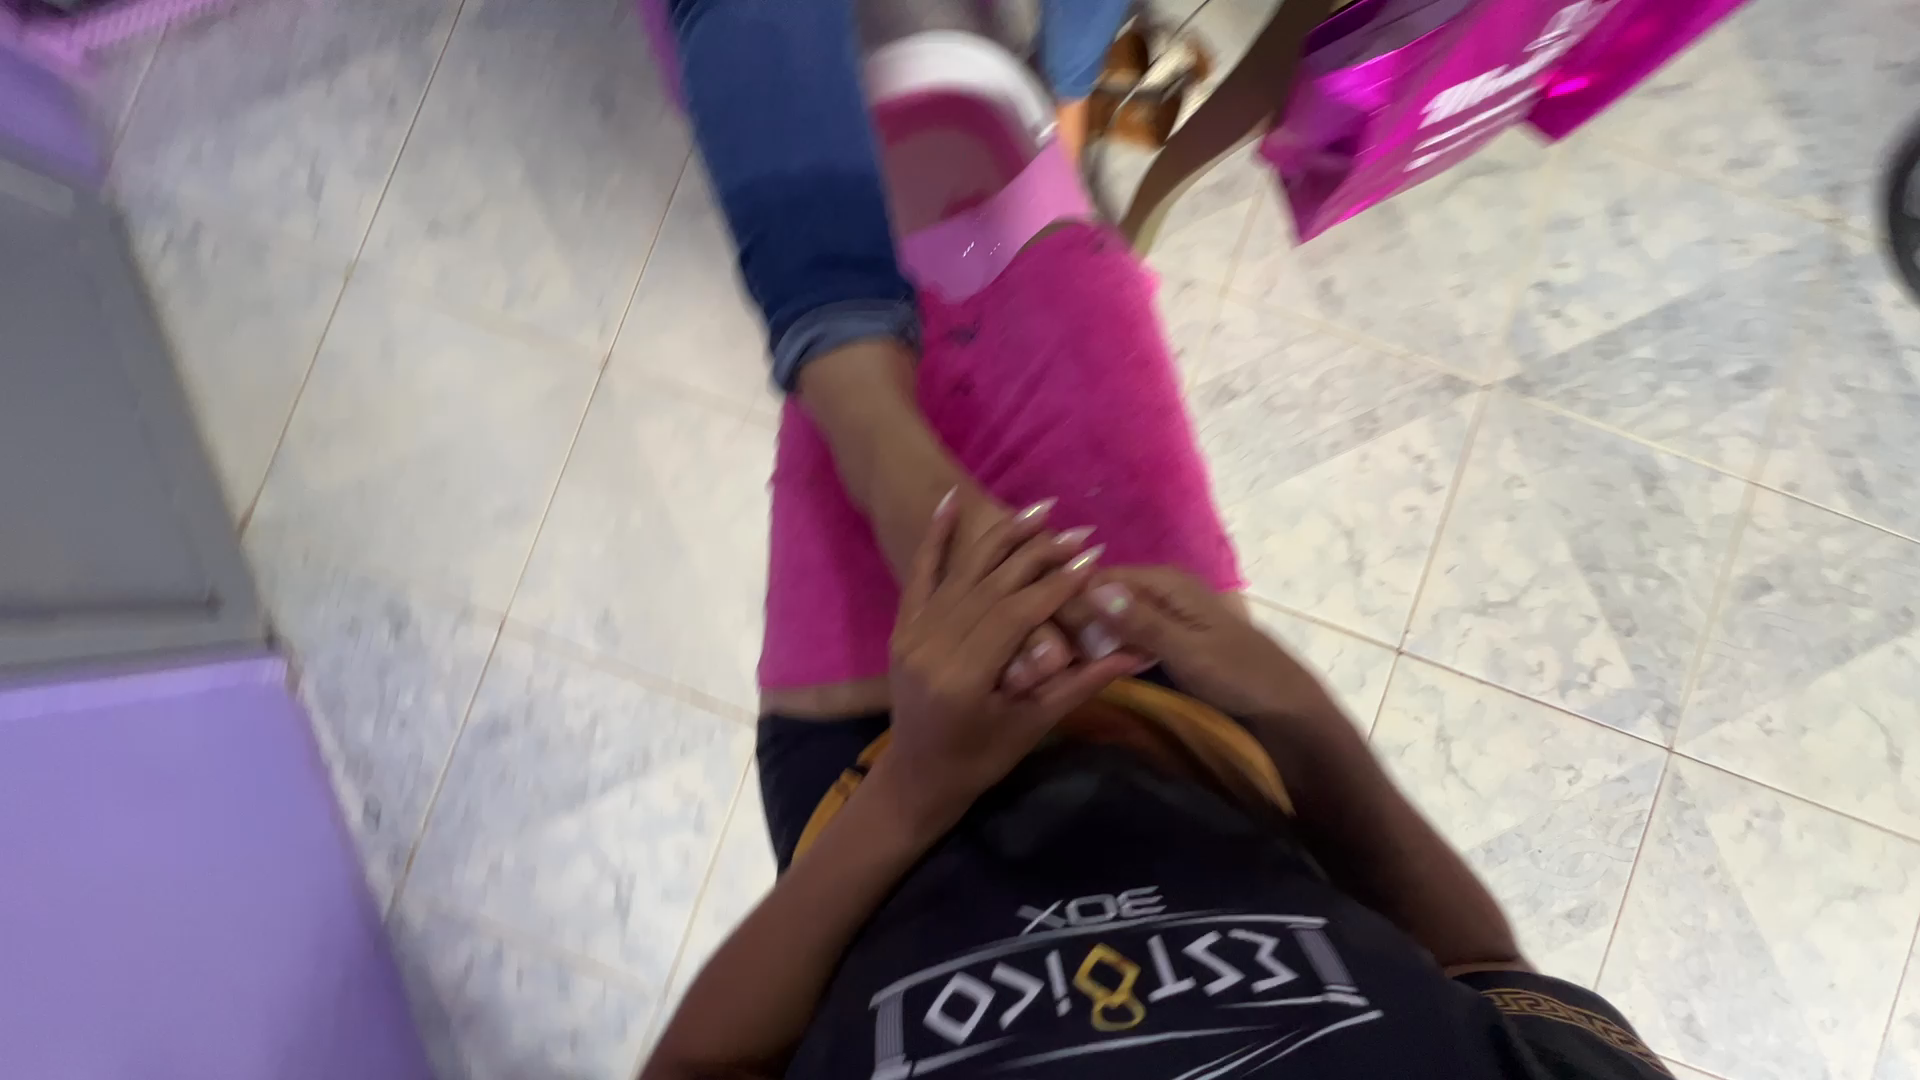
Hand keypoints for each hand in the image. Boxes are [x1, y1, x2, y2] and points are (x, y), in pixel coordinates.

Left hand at [876, 491, 1144, 831]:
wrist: (918, 776)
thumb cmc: (981, 759)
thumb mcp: (1033, 725)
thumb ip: (1082, 683)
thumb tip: (1138, 654)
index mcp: (965, 677)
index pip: (1017, 614)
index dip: (1057, 583)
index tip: (1092, 557)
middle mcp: (932, 646)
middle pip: (993, 586)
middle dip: (1039, 554)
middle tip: (1079, 531)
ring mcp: (912, 633)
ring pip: (963, 573)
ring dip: (1002, 537)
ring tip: (1041, 509)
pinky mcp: (903, 626)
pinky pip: (920, 574)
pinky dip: (935, 537)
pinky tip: (950, 500)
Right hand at [1077, 567, 1340, 720]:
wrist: (1284, 705)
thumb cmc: (1239, 676)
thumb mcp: (1187, 650)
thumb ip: (1140, 621)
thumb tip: (1090, 589)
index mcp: (1165, 581)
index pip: (1097, 578)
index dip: (1068, 600)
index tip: (1041, 633)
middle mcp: (1161, 586)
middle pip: (1102, 593)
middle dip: (1076, 618)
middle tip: (1051, 654)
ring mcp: (1165, 609)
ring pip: (1111, 612)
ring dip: (1090, 633)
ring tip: (1063, 659)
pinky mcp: (1167, 631)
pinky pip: (1126, 629)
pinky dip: (1110, 642)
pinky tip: (1094, 662)